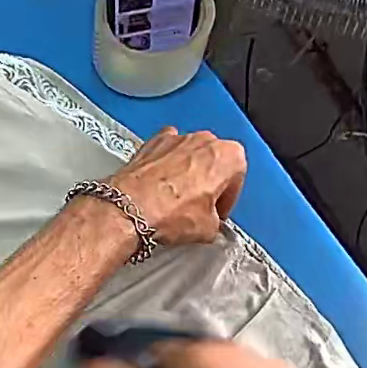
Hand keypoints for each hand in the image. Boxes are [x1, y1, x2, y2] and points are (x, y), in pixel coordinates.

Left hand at [105, 127, 246, 246]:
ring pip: (189, 155)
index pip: (237, 177)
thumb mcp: (208, 228)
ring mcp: (176, 138)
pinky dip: (165, 166)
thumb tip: (209, 224)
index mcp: (227, 156)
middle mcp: (203, 140)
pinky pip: (165, 153)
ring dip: (187, 172)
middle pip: (213, 161)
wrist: (129, 208)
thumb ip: (215, 221)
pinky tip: (160, 187)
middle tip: (200, 206)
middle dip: (209, 181)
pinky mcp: (151, 143)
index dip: (227, 198)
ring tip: (177, 199)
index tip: (219, 211)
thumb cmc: (169, 212)